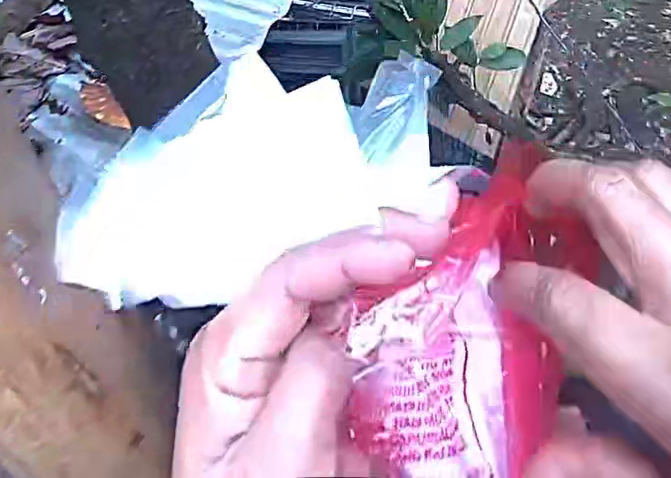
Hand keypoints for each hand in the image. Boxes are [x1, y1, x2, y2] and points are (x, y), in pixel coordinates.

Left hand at [172, 190, 455, 477]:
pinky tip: (433, 282)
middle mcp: (261, 334)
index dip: (347, 253)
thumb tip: (344, 334)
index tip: (404, 249)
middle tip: (437, 218)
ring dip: (394, 256)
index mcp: (230, 347)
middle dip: (378, 236)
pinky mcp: (325, 378)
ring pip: (346, 288)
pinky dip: (402, 303)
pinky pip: (364, 328)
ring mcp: (294, 353)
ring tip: (439, 230)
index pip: (288, 277)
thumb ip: (304, 393)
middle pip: (319, 267)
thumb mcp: (271, 469)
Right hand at [495, 159, 670, 476]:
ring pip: (660, 185)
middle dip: (554, 184)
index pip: (569, 301)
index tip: (502, 286)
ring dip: (602, 181)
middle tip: (529, 208)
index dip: (519, 285)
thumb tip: (533, 446)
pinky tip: (650, 250)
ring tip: (578, 210)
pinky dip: (654, 209)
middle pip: (615, 197)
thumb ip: (612, 470)